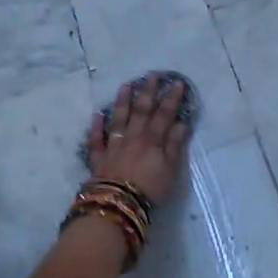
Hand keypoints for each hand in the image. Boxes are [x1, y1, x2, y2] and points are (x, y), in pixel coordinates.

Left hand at [84, 74, 188, 206]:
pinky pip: (97, 139)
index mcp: (153, 140)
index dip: (171, 98)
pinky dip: (96, 126)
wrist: (118, 203)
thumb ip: (175, 145)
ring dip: (122, 102)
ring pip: (118, 119)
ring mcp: (114, 146)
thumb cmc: (150, 189)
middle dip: (148, 92)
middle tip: (151, 75)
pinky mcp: (99, 158)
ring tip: (125, 85)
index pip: (164, 115)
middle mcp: (133, 138)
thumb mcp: (171, 169)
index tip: (176, 82)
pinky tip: (97, 114)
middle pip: (141, 111)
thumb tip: (181, 123)